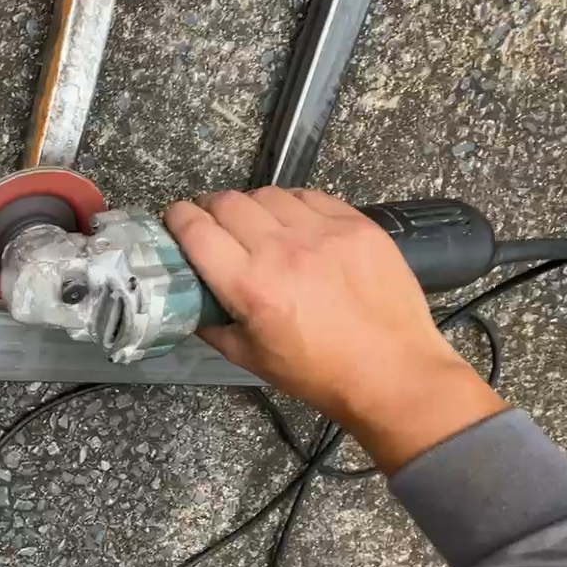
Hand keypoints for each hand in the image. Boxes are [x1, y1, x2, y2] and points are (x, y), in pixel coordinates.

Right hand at [164, 188, 506, 472]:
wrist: (393, 372)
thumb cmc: (315, 372)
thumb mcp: (246, 355)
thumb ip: (209, 323)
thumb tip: (188, 299)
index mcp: (249, 286)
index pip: (197, 230)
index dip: (177, 217)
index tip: (173, 220)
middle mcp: (283, 251)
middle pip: (227, 202)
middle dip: (208, 208)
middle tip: (210, 223)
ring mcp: (324, 234)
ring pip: (267, 193)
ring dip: (250, 205)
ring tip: (254, 224)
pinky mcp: (358, 226)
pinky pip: (309, 197)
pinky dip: (290, 205)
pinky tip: (292, 224)